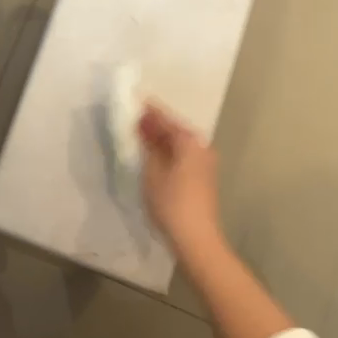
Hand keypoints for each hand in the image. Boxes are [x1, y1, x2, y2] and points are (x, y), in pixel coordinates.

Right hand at [137, 103, 224, 256]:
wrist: (196, 237)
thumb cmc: (171, 202)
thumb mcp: (152, 172)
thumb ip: (147, 146)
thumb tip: (143, 128)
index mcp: (190, 141)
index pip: (166, 119)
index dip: (149, 110)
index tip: (134, 100)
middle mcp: (201, 147)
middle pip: (175, 130)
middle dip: (155, 124)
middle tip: (133, 118)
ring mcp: (204, 163)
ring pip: (178, 144)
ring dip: (160, 139)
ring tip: (138, 135)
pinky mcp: (202, 177)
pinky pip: (182, 155)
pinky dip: (167, 152)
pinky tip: (152, 155)